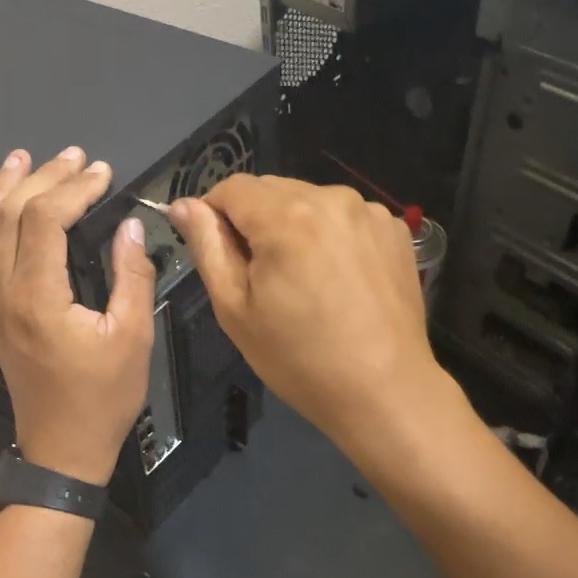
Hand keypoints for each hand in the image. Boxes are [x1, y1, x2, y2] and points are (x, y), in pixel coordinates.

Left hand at [0, 148, 156, 485]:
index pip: (45, 220)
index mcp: (38, 298)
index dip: (74, 188)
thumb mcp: (131, 337)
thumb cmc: (102, 398)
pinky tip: (9, 208)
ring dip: (5, 192)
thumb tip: (130, 226)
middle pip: (11, 216)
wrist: (61, 448)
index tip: (103, 173)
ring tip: (24, 160)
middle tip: (76, 157)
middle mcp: (5, 294)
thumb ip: (131, 276)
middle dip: (43, 179)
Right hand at [170, 175, 457, 445]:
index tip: (217, 254)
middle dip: (254, 222)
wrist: (383, 390)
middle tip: (258, 279)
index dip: (212, 214)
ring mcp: (369, 212)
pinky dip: (329, 238)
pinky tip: (336, 282)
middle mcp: (331, 198)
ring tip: (301, 283)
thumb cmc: (297, 358)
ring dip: (293, 228)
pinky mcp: (394, 231)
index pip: (231, 187)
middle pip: (271, 190)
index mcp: (286, 216)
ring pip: (309, 202)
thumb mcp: (235, 308)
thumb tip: (183, 205)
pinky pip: (344, 219)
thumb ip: (207, 247)